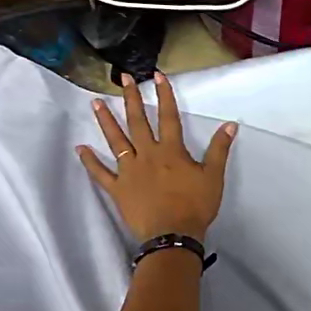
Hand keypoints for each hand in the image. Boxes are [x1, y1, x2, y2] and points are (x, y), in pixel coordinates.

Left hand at [78, 72, 235, 241]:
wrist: (173, 235)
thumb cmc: (196, 206)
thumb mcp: (214, 176)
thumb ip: (219, 149)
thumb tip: (230, 125)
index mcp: (171, 151)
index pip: (168, 116)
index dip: (164, 95)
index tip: (156, 75)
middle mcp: (147, 155)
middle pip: (138, 122)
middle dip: (131, 98)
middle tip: (123, 79)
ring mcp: (129, 171)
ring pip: (116, 141)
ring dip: (106, 121)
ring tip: (96, 102)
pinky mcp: (118, 189)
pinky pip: (100, 173)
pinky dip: (90, 161)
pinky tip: (80, 148)